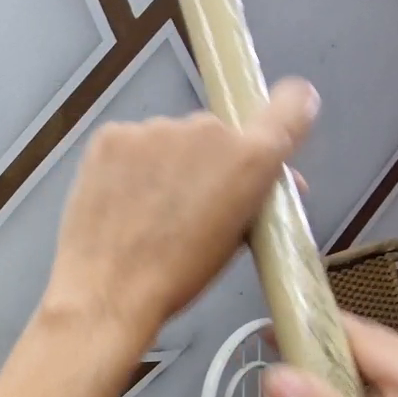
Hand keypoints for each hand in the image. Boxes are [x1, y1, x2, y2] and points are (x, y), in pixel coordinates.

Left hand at [44, 78, 318, 355]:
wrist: (105, 292)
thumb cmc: (175, 278)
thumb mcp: (235, 239)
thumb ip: (254, 196)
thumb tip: (266, 179)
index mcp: (252, 158)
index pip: (292, 104)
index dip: (285, 114)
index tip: (271, 131)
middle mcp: (208, 130)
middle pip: (215, 133)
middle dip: (205, 161)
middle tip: (181, 205)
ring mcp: (154, 129)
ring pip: (167, 139)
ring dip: (162, 164)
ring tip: (140, 210)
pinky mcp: (111, 137)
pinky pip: (127, 144)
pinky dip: (124, 166)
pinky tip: (114, 200)